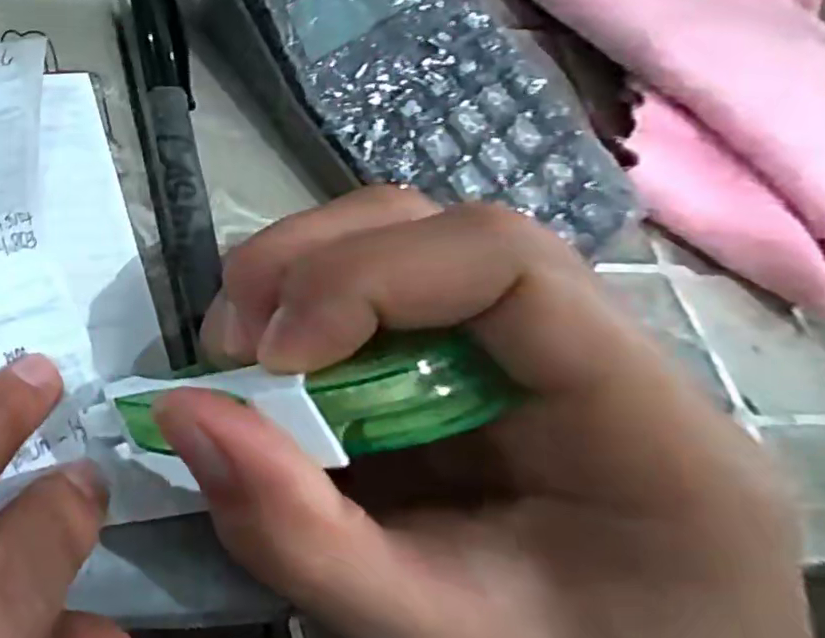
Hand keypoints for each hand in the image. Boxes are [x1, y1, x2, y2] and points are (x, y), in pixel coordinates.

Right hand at [155, 187, 809, 637]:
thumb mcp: (426, 634)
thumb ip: (304, 537)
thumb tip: (179, 409)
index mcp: (645, 426)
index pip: (504, 260)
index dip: (364, 279)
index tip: (277, 360)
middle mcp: (586, 346)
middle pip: (422, 226)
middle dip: (300, 268)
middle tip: (235, 353)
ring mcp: (512, 330)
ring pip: (377, 231)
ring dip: (281, 275)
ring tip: (240, 357)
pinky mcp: (452, 335)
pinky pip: (354, 267)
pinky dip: (285, 298)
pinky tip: (268, 363)